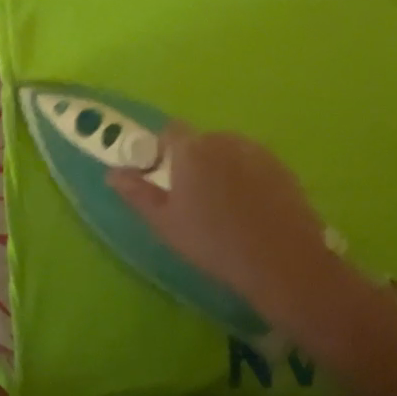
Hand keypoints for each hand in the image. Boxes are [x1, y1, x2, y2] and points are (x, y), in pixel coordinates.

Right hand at [108, 125, 340, 308]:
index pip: (170, 132)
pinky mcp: (281, 166)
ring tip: (227, 208)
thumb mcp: (166, 224)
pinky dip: (249, 179)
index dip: (164, 150)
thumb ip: (137, 193)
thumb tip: (112, 172)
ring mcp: (256, 151)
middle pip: (201, 142)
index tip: (164, 177)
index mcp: (191, 149)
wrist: (284, 263)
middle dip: (195, 162)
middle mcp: (222, 139)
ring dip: (222, 169)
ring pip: (229, 152)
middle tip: (196, 200)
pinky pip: (254, 164)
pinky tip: (253, 210)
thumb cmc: (214, 243)